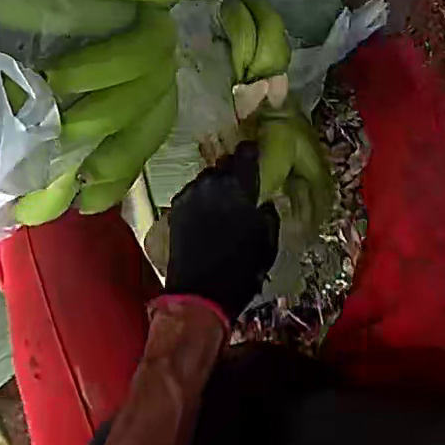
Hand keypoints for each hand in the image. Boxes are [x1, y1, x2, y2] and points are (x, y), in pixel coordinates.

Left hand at [165, 143, 278, 319]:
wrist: (200, 292)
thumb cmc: (241, 269)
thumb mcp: (267, 243)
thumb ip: (268, 215)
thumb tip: (265, 202)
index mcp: (238, 186)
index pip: (245, 153)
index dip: (252, 152)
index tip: (257, 155)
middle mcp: (211, 182)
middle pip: (224, 165)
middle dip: (233, 172)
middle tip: (241, 186)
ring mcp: (190, 193)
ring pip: (206, 179)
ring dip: (216, 186)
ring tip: (222, 204)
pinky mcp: (175, 207)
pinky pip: (192, 193)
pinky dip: (201, 199)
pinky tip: (206, 216)